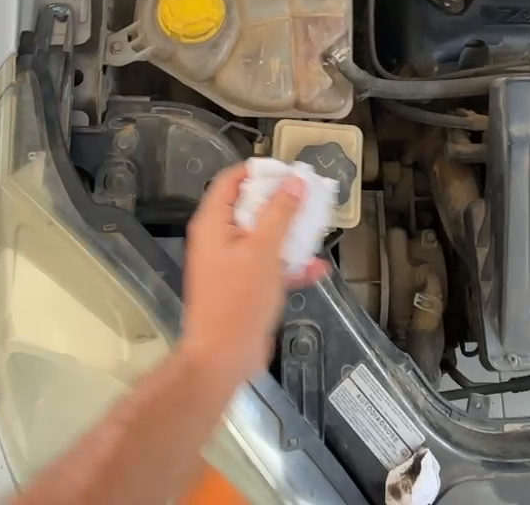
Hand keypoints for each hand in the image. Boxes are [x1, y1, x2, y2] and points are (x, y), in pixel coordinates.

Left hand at [178, 163, 329, 388]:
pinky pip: (268, 265)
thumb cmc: (238, 300)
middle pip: (250, 206)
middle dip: (281, 201)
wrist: (223, 359)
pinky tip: (316, 268)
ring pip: (262, 236)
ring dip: (288, 232)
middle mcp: (218, 239)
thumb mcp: (263, 250)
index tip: (288, 171)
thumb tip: (294, 181)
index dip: (258, 170)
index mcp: (213, 223)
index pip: (231, 180)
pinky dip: (289, 264)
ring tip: (317, 226)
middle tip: (308, 196)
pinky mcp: (243, 287)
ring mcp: (231, 264)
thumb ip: (280, 212)